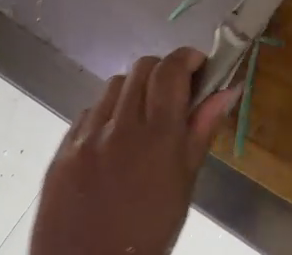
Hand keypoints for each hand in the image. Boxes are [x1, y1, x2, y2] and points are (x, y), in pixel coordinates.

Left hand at [31, 49, 239, 254]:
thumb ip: (203, 129)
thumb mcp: (185, 182)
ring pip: (114, 85)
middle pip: (142, 68)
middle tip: (173, 94)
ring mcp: (86, 138)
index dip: (187, 58)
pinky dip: (106, 114)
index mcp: (157, 135)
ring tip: (141, 118)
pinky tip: (112, 141)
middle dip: (163, 72)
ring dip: (134, 90)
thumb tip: (229, 88)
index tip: (199, 67)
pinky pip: (88, 112)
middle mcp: (119, 127)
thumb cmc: (149, 232)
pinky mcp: (62, 151)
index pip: (171, 69)